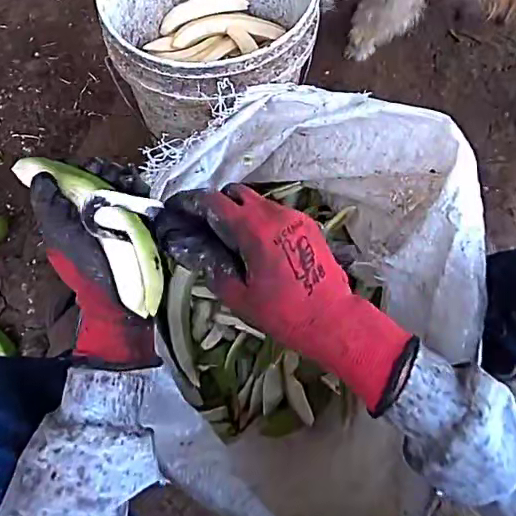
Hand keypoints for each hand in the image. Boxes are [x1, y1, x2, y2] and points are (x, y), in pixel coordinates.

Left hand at [30, 171, 157, 369]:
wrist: (120, 294)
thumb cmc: (86, 264)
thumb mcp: (59, 231)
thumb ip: (46, 202)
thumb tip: (36, 172)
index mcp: (68, 211)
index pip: (72, 177)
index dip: (79, 168)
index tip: (88, 167)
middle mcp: (89, 211)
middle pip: (97, 176)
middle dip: (104, 170)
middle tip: (110, 173)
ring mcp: (114, 215)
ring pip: (118, 183)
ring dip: (122, 177)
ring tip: (126, 181)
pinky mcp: (137, 221)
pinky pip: (138, 196)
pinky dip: (138, 188)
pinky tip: (138, 189)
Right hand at [156, 184, 418, 413]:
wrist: (336, 322)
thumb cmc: (285, 313)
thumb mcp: (239, 298)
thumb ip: (213, 269)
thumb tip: (195, 252)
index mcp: (254, 229)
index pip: (214, 201)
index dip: (192, 202)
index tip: (178, 208)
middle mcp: (274, 214)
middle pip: (235, 193)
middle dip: (217, 204)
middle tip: (207, 225)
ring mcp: (294, 216)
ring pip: (257, 201)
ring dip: (240, 211)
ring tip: (234, 237)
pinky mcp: (308, 224)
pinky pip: (275, 212)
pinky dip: (261, 219)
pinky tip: (259, 244)